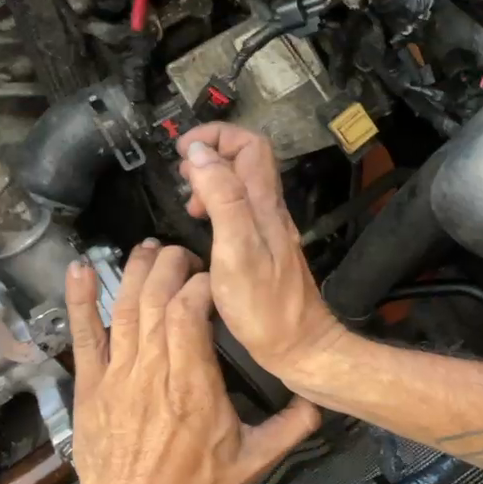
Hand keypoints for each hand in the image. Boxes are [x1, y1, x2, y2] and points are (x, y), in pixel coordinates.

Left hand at [64, 241, 319, 483]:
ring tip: (149, 248)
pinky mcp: (90, 386)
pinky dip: (78, 300)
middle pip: (157, 298)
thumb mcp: (253, 461)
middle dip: (172, 266)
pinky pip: (83, 335)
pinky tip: (78, 269)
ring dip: (135, 271)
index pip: (192, 312)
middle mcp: (153, 371)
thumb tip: (321, 402)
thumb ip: (290, 428)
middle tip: (187, 255)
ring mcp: (117, 376)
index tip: (217, 280)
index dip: (203, 285)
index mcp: (194, 384)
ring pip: (125, 308)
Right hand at [177, 123, 349, 381]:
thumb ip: (222, 199)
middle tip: (183, 174)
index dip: (216, 136)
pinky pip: (243, 212)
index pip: (250, 145)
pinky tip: (205, 229)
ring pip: (244, 186)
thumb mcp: (236, 250)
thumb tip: (200, 155)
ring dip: (213, 182)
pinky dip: (220, 208)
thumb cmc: (266, 309)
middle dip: (212, 154)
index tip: (183, 150)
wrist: (299, 347)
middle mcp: (272, 213)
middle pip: (248, 160)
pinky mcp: (268, 251)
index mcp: (264, 207)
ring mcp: (271, 232)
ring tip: (189, 202)